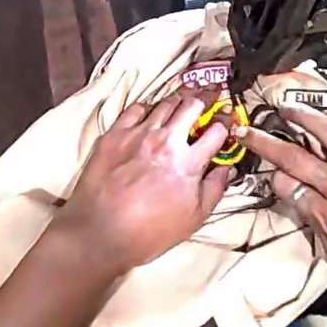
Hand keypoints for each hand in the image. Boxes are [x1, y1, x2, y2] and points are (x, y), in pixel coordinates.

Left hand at [55, 89, 234, 272]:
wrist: (99, 233)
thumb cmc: (149, 232)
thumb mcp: (194, 218)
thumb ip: (214, 189)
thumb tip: (227, 169)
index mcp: (189, 163)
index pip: (216, 130)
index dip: (225, 122)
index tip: (226, 120)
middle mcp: (166, 141)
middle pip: (192, 105)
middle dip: (206, 97)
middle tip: (211, 93)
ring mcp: (138, 134)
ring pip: (165, 103)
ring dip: (178, 100)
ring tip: (184, 98)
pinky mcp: (114, 135)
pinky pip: (135, 109)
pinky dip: (147, 109)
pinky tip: (150, 114)